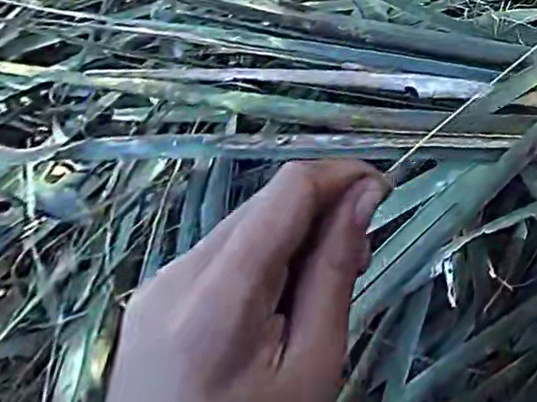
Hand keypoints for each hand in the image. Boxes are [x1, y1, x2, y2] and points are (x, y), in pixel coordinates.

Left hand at [109, 160, 388, 401]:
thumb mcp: (313, 362)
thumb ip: (336, 269)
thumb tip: (366, 192)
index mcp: (217, 295)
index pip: (292, 186)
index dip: (345, 174)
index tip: (383, 195)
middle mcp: (178, 275)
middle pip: (271, 200)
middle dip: (326, 210)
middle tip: (361, 256)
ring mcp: (158, 286)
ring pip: (252, 220)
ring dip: (300, 232)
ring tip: (325, 283)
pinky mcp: (154, 300)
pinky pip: (227, 249)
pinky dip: (269, 255)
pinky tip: (284, 297)